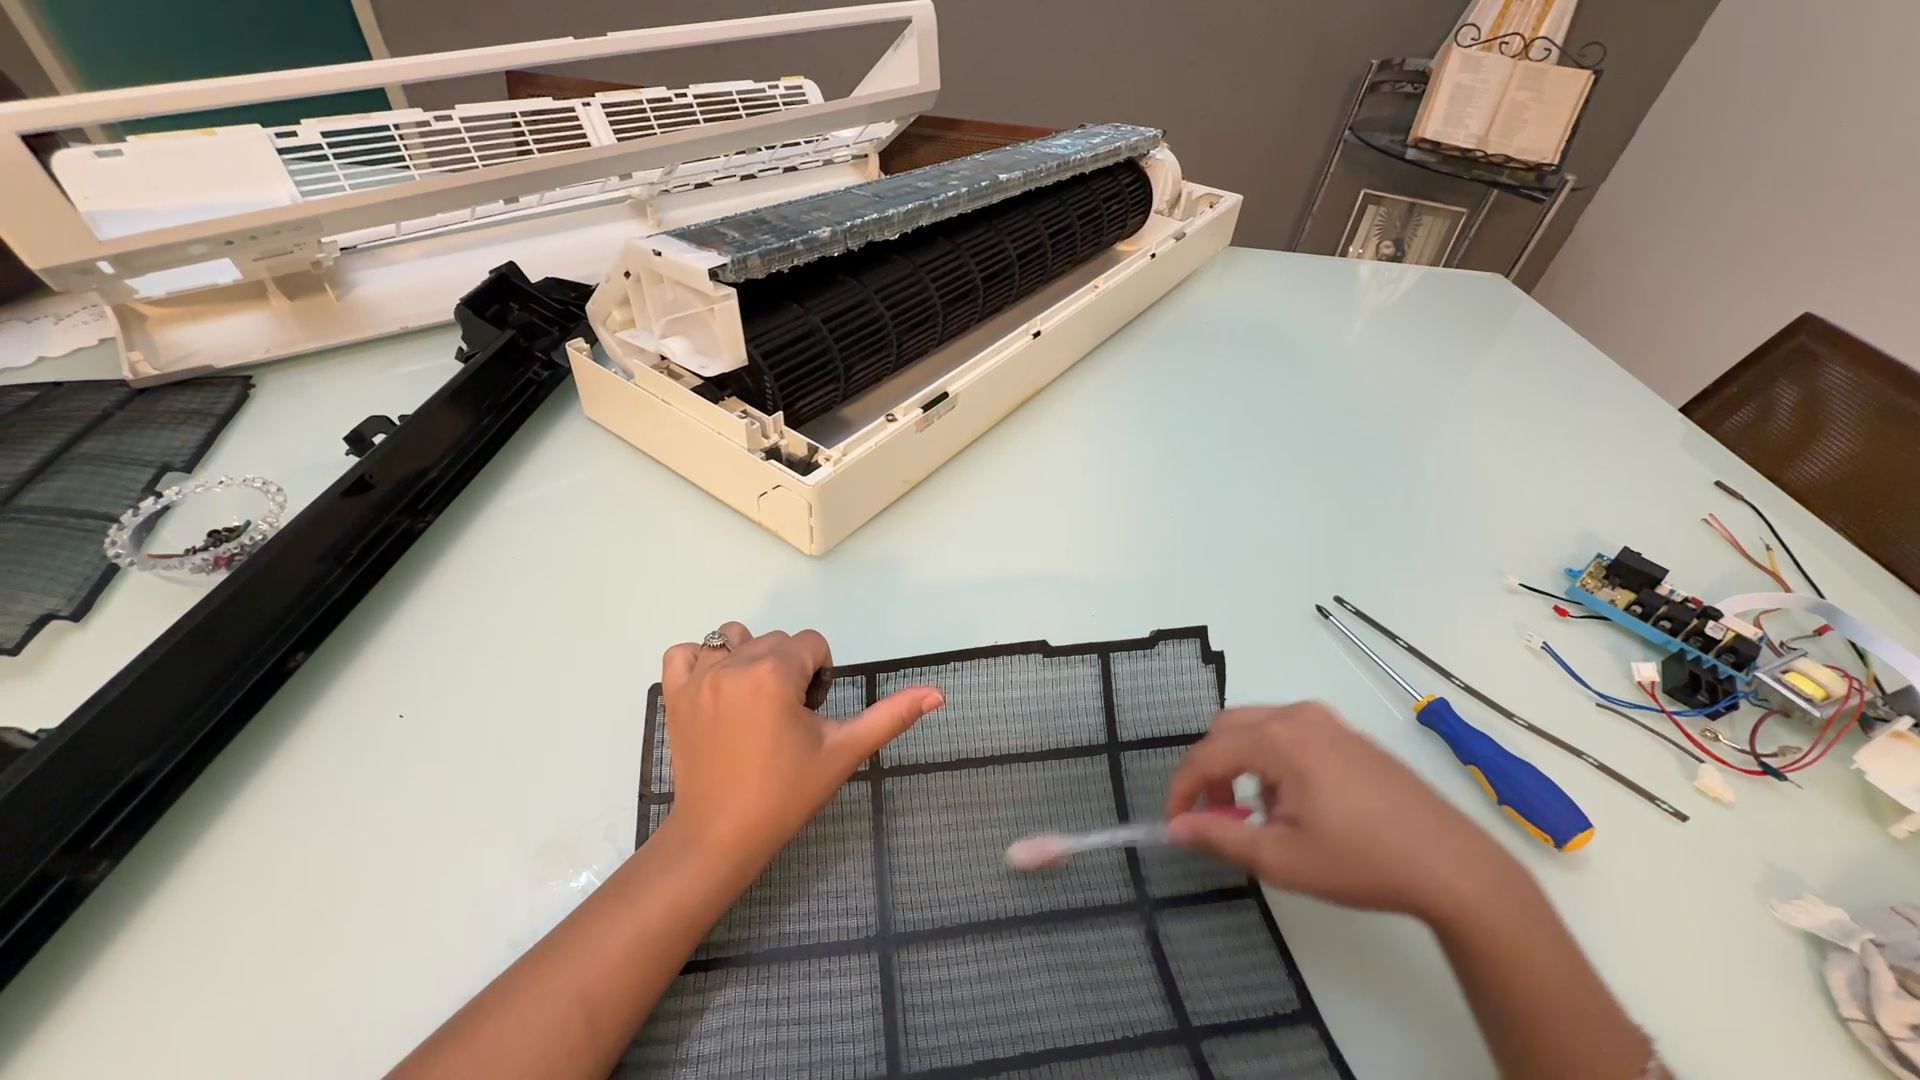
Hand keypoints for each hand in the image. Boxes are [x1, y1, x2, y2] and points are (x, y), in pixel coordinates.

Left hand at [660, 622, 942, 870]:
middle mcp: (735, 664)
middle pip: (777, 640)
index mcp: (776, 673)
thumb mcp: (843, 752)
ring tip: (755, 702)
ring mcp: (699, 678)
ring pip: (733, 638)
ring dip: (750, 659)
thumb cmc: (787, 794)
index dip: (820, 677)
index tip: (812, 716)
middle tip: (789, 720)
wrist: (721, 835)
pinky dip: (702, 661)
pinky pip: (684, 652)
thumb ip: (891, 716)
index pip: (812, 643)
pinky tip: (719, 690)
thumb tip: (937, 694)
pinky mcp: (675, 694)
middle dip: (790, 670)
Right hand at [1163, 704, 1529, 922]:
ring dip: (1240, 765)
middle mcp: (1300, 717)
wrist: (1453, 866)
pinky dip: (1270, 760)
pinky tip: (1294, 804)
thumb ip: (1220, 837)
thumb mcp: (1281, 858)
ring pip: (1258, 728)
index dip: (1182, 789)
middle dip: (1210, 771)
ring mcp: (1328, 722)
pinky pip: (1289, 734)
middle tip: (1216, 817)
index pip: (1207, 754)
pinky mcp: (1349, 736)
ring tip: (1258, 816)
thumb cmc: (1362, 862)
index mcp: (1280, 740)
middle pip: (1228, 729)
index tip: (1176, 825)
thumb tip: (1177, 828)